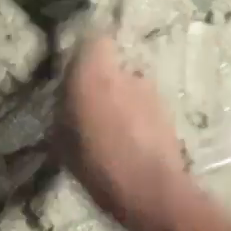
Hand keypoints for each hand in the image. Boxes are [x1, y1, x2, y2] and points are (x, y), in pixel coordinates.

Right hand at [56, 35, 193, 230]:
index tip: (74, 71)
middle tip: (90, 108)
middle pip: (113, 66)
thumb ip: (64, 110)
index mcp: (94, 73)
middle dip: (103, 81)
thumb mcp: (62, 140)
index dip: (85, 52)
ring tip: (112, 133)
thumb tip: (66, 101)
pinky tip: (130, 146)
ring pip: (131, 87)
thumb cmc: (96, 163)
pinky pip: (145, 108)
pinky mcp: (168, 114)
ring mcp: (152, 93)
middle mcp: (126, 74)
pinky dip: (137, 120)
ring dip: (122, 102)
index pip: (94, 39)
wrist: (150, 192)